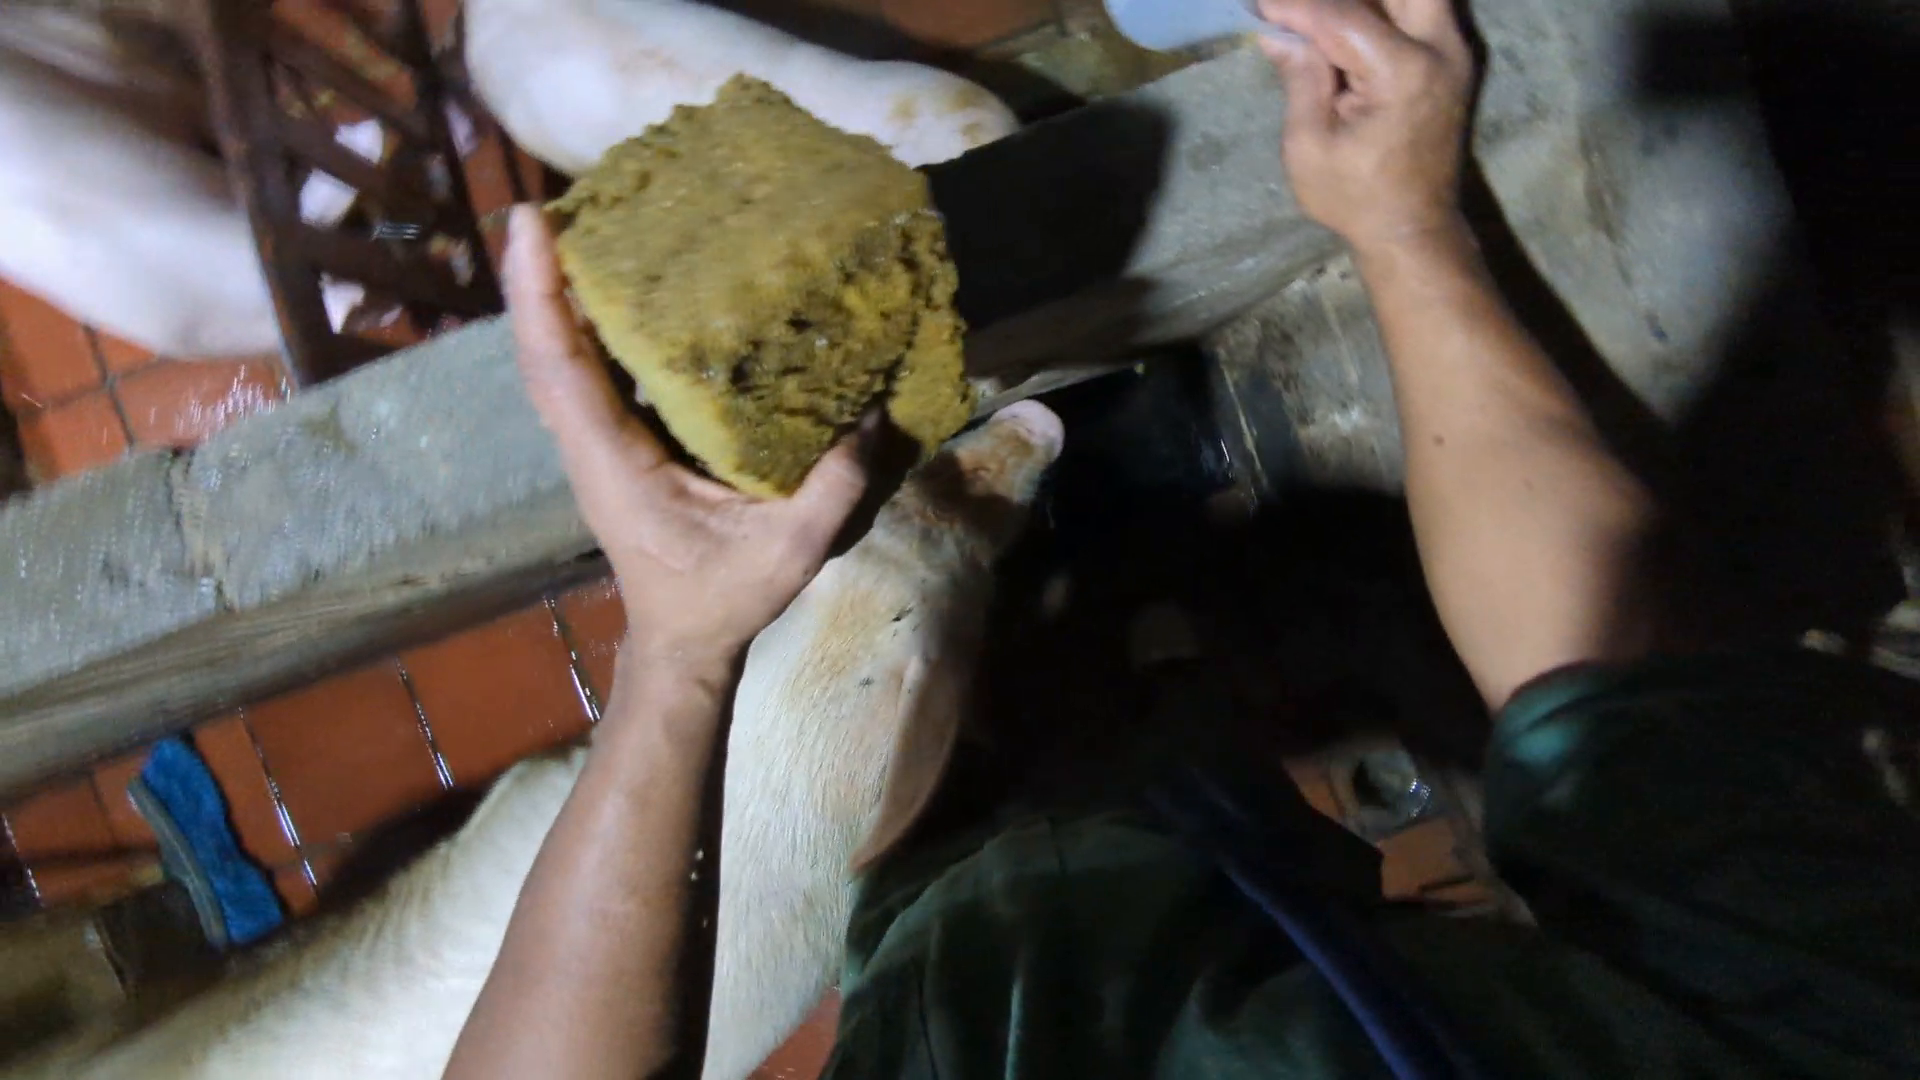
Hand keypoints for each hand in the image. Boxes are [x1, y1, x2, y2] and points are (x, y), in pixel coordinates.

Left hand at [505, 206, 869, 682]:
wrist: (683, 641)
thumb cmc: (724, 599)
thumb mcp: (792, 550)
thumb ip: (835, 488)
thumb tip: (875, 414)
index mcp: (616, 465)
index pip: (561, 370)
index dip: (540, 295)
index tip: (531, 222)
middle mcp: (591, 448)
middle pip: (546, 352)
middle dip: (540, 278)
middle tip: (557, 208)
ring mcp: (598, 450)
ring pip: (560, 364)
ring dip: (559, 301)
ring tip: (586, 237)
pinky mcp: (616, 452)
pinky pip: (588, 381)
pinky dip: (589, 334)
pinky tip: (624, 304)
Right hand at [1257, 0, 1475, 255]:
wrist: (1409, 226)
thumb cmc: (1351, 197)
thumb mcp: (1309, 147)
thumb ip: (1300, 81)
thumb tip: (1278, 33)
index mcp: (1402, 72)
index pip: (1344, 16)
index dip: (1299, 6)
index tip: (1261, 4)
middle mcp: (1440, 46)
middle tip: (1300, 11)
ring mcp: (1454, 48)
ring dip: (1366, 3)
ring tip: (1322, 20)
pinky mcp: (1453, 56)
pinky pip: (1421, 10)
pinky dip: (1384, 10)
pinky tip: (1349, 28)